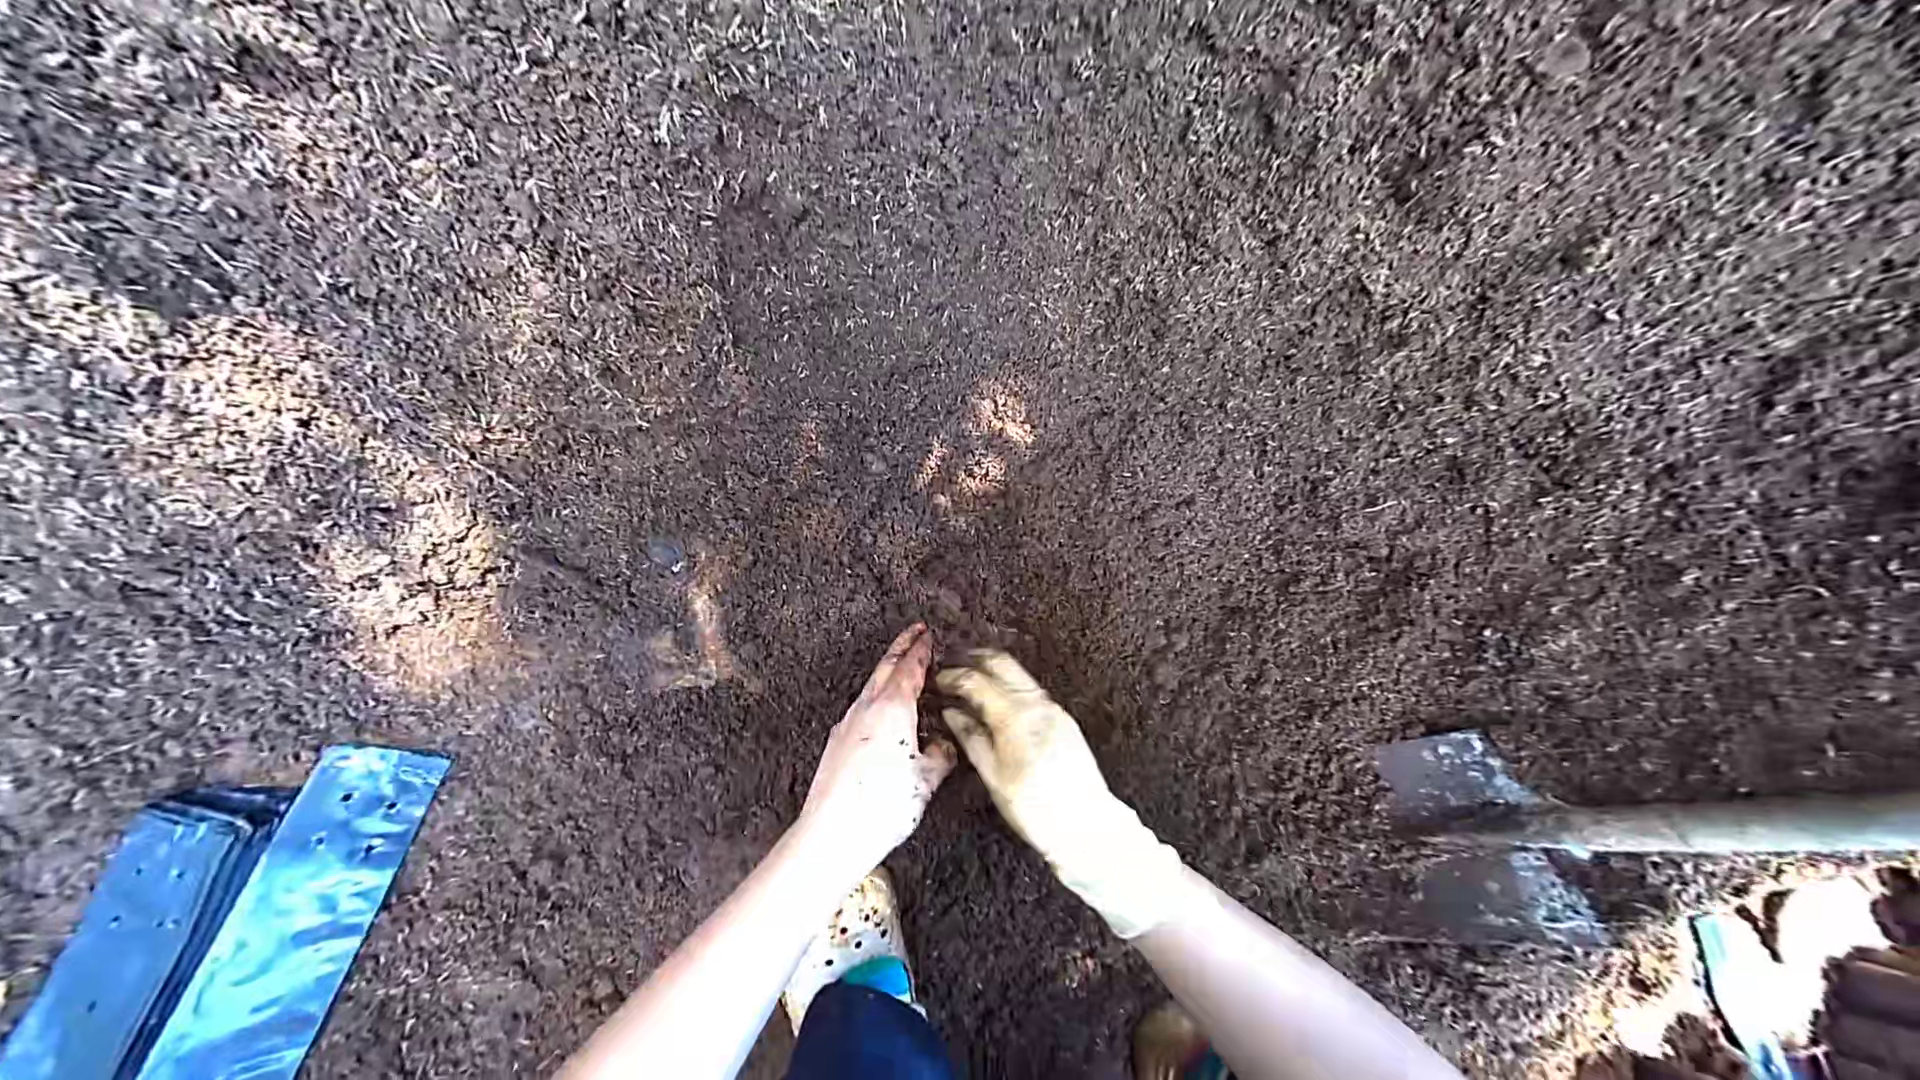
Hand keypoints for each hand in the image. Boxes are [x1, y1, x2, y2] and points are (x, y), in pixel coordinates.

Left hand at [796, 624, 958, 877]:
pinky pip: (861, 707)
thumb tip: (943, 745)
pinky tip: (882, 713)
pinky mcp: (837, 742)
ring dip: (888, 671)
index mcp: (893, 708)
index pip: (910, 667)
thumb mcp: (926, 780)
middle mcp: (867, 708)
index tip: (928, 635)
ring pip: (871, 685)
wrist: (831, 834)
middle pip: (886, 666)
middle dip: (902, 646)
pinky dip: (876, 697)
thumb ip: (940, 755)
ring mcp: (848, 723)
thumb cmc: (880, 807)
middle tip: (915, 633)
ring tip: (902, 669)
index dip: (921, 649)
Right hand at [937, 650, 1190, 937]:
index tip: (939, 679)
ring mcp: (1053, 709)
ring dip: (993, 670)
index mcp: (1015, 717)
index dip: (953, 676)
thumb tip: (953, 714)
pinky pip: (1031, 690)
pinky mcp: (1063, 719)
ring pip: (1018, 674)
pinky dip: (1010, 686)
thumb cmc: (1039, 810)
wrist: (1087, 825)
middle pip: (1001, 663)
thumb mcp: (993, 777)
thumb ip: (972, 738)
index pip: (976, 680)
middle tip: (954, 667)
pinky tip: (999, 702)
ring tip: (972, 682)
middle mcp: (1037, 705)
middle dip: (974, 658)